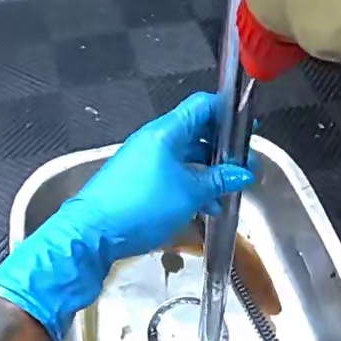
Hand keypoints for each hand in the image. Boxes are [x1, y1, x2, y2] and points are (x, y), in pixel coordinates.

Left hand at [0, 91, 253, 340]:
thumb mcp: (190, 193)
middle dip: (223, 148)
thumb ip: (219, 180)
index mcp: (166, 132)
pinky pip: (174, 174)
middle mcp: (154, 141)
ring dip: (209, 171)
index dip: (227, 111)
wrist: (93, 234)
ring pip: (187, 156)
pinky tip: (205, 204)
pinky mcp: (140, 180)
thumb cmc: (138, 207)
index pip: (202, 106)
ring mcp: (146, 160)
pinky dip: (193, 184)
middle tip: (243, 164)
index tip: (246, 123)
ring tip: (228, 190)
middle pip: (197, 132)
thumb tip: (241, 173)